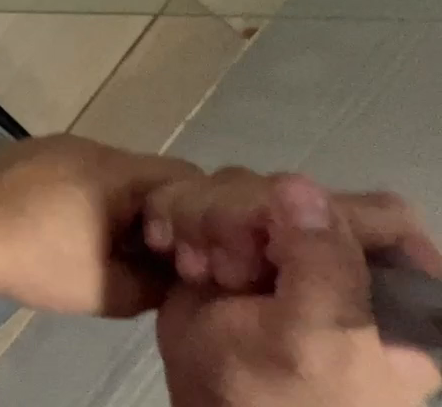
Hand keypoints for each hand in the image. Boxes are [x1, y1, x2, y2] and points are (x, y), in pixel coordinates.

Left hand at [0, 134, 200, 315]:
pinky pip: (71, 172)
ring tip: (108, 250)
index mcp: (114, 169)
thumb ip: (163, 281)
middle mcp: (83, 145)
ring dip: (119, 208)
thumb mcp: (114, 290)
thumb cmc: (29, 258)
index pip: (190, 180)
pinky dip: (83, 199)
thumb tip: (182, 271)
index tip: (194, 257)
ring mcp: (46, 145)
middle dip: (161, 216)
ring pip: (108, 175)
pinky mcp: (18, 153)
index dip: (205, 220)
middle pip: (147, 176)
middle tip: (155, 259)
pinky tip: (65, 232)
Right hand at [157, 177, 441, 406]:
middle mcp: (341, 258)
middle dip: (238, 220)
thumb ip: (323, 266)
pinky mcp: (222, 238)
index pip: (374, 213)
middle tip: (226, 272)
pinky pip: (193, 193)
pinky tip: (175, 253)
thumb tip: (296, 184)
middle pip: (289, 190)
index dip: (317, 218)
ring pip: (234, 185)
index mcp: (395, 288)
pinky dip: (173, 216)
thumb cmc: (278, 392)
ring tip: (199, 270)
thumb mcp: (311, 337)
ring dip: (199, 220)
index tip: (273, 250)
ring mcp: (276, 246)